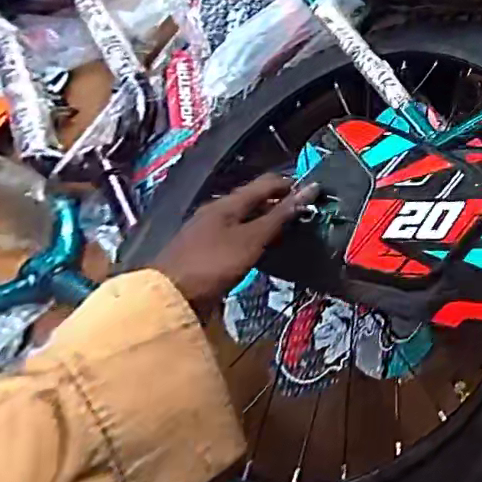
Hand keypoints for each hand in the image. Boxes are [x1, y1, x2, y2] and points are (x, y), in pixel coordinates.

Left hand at [152, 174, 318, 314]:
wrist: (167, 300)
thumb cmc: (214, 264)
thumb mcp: (253, 239)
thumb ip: (282, 214)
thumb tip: (311, 188)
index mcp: (228, 202)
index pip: (267, 182)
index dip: (292, 185)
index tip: (314, 198)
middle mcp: (217, 210)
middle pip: (255, 199)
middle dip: (280, 204)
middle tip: (304, 218)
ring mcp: (207, 230)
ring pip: (246, 217)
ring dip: (267, 221)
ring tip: (288, 234)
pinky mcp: (204, 250)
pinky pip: (236, 234)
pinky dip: (253, 236)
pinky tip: (262, 249)